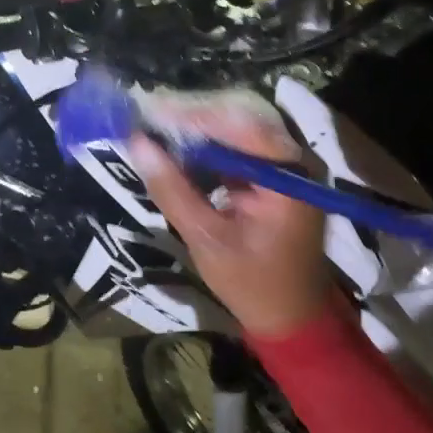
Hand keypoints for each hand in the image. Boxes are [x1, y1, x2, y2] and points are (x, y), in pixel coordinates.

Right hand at [126, 95, 333, 337]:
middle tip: (147, 124)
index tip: (150, 115)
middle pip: (239, 123)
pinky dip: (208, 153)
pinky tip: (179, 159)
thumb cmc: (251, 283)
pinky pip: (239, 152)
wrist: (291, 317)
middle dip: (191, 123)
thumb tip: (137, 143)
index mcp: (287, 177)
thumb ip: (172, 188)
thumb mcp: (205, 237)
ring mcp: (288, 170)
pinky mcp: (277, 179)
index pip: (240, 126)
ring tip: (155, 139)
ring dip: (196, 136)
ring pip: (236, 134)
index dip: (193, 118)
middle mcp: (295, 163)